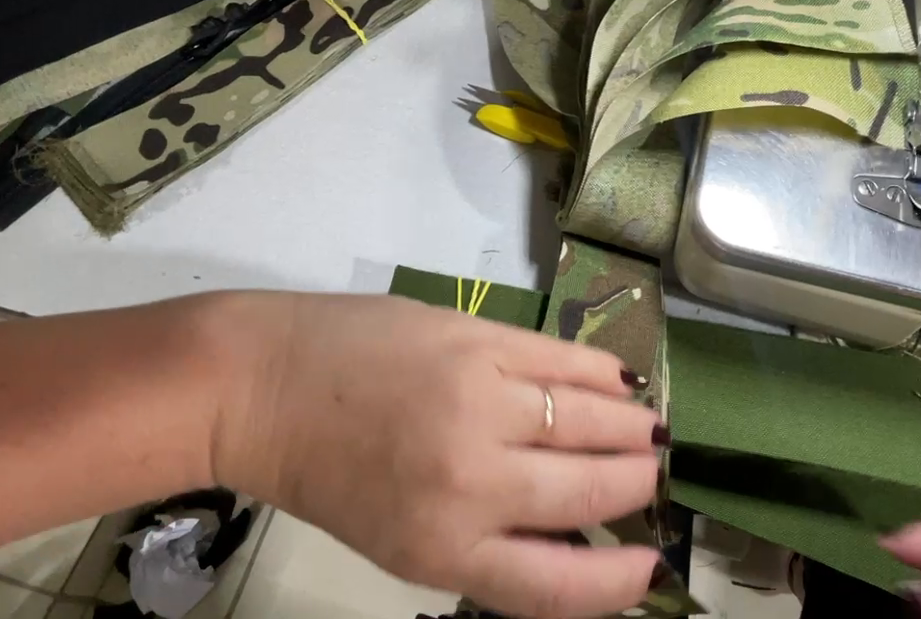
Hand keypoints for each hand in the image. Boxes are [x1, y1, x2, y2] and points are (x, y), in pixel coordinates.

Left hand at [207, 292, 664, 618]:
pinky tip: (621, 378)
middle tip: (654, 474)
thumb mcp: (399, 535)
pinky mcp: (479, 338)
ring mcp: (481, 399)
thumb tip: (564, 522)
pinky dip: (601, 370)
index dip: (619, 580)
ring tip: (651, 430)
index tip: (652, 561)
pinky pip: (561, 358)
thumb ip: (481, 535)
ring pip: (587, 417)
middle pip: (588, 490)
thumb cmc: (327, 470)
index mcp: (445, 549)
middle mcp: (474, 479)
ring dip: (631, 426)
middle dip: (635, 485)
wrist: (267, 383)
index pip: (559, 582)